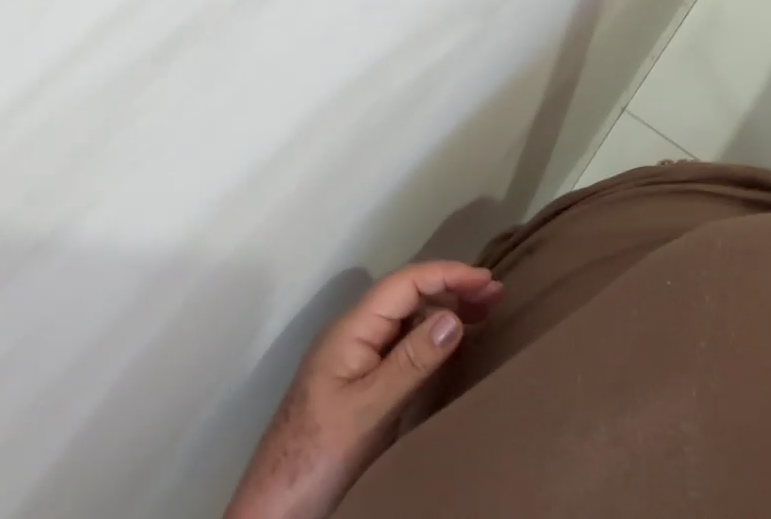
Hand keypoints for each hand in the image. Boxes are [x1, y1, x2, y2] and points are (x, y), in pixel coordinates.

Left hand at [224, 263, 503, 518]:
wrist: (277, 506)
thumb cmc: (320, 452)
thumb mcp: (371, 408)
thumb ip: (412, 361)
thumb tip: (453, 317)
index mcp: (351, 330)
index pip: (404, 283)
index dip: (447, 275)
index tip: (487, 282)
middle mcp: (353, 335)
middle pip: (405, 295)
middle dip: (449, 288)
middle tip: (494, 297)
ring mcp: (355, 358)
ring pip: (404, 319)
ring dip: (442, 310)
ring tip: (481, 315)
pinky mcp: (360, 382)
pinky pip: (400, 344)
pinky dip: (430, 336)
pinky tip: (450, 346)